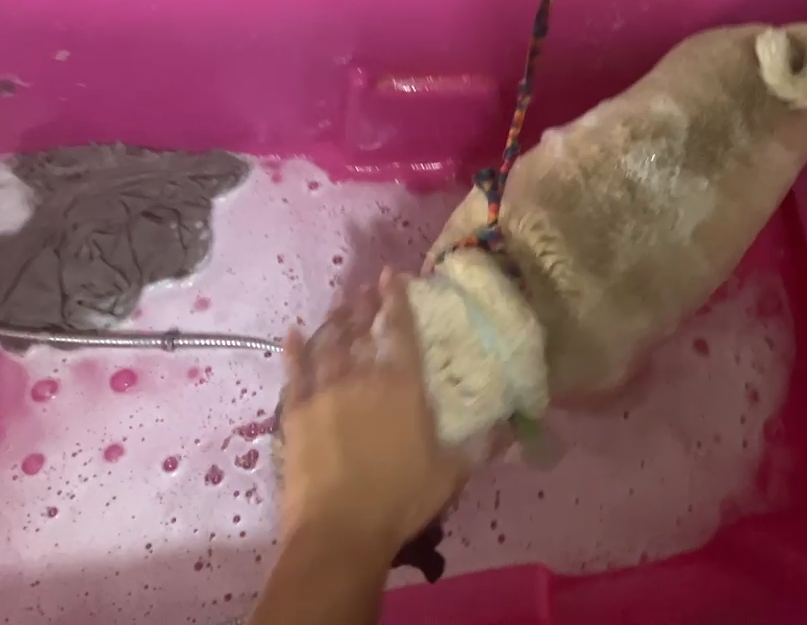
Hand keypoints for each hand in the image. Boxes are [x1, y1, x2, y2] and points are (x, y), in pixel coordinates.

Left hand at [279, 273, 469, 559]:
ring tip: (340, 303)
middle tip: (365, 285)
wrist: (339, 532)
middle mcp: (365, 378)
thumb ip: (480, 446)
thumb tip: (514, 428)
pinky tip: (292, 333)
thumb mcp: (451, 472)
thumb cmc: (400, 500)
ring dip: (335, 320)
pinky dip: (293, 351)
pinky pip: (294, 373)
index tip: (392, 274)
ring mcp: (326, 393)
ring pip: (330, 344)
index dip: (398, 299)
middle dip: (366, 304)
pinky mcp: (296, 414)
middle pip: (364, 330)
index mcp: (404, 386)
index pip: (402, 330)